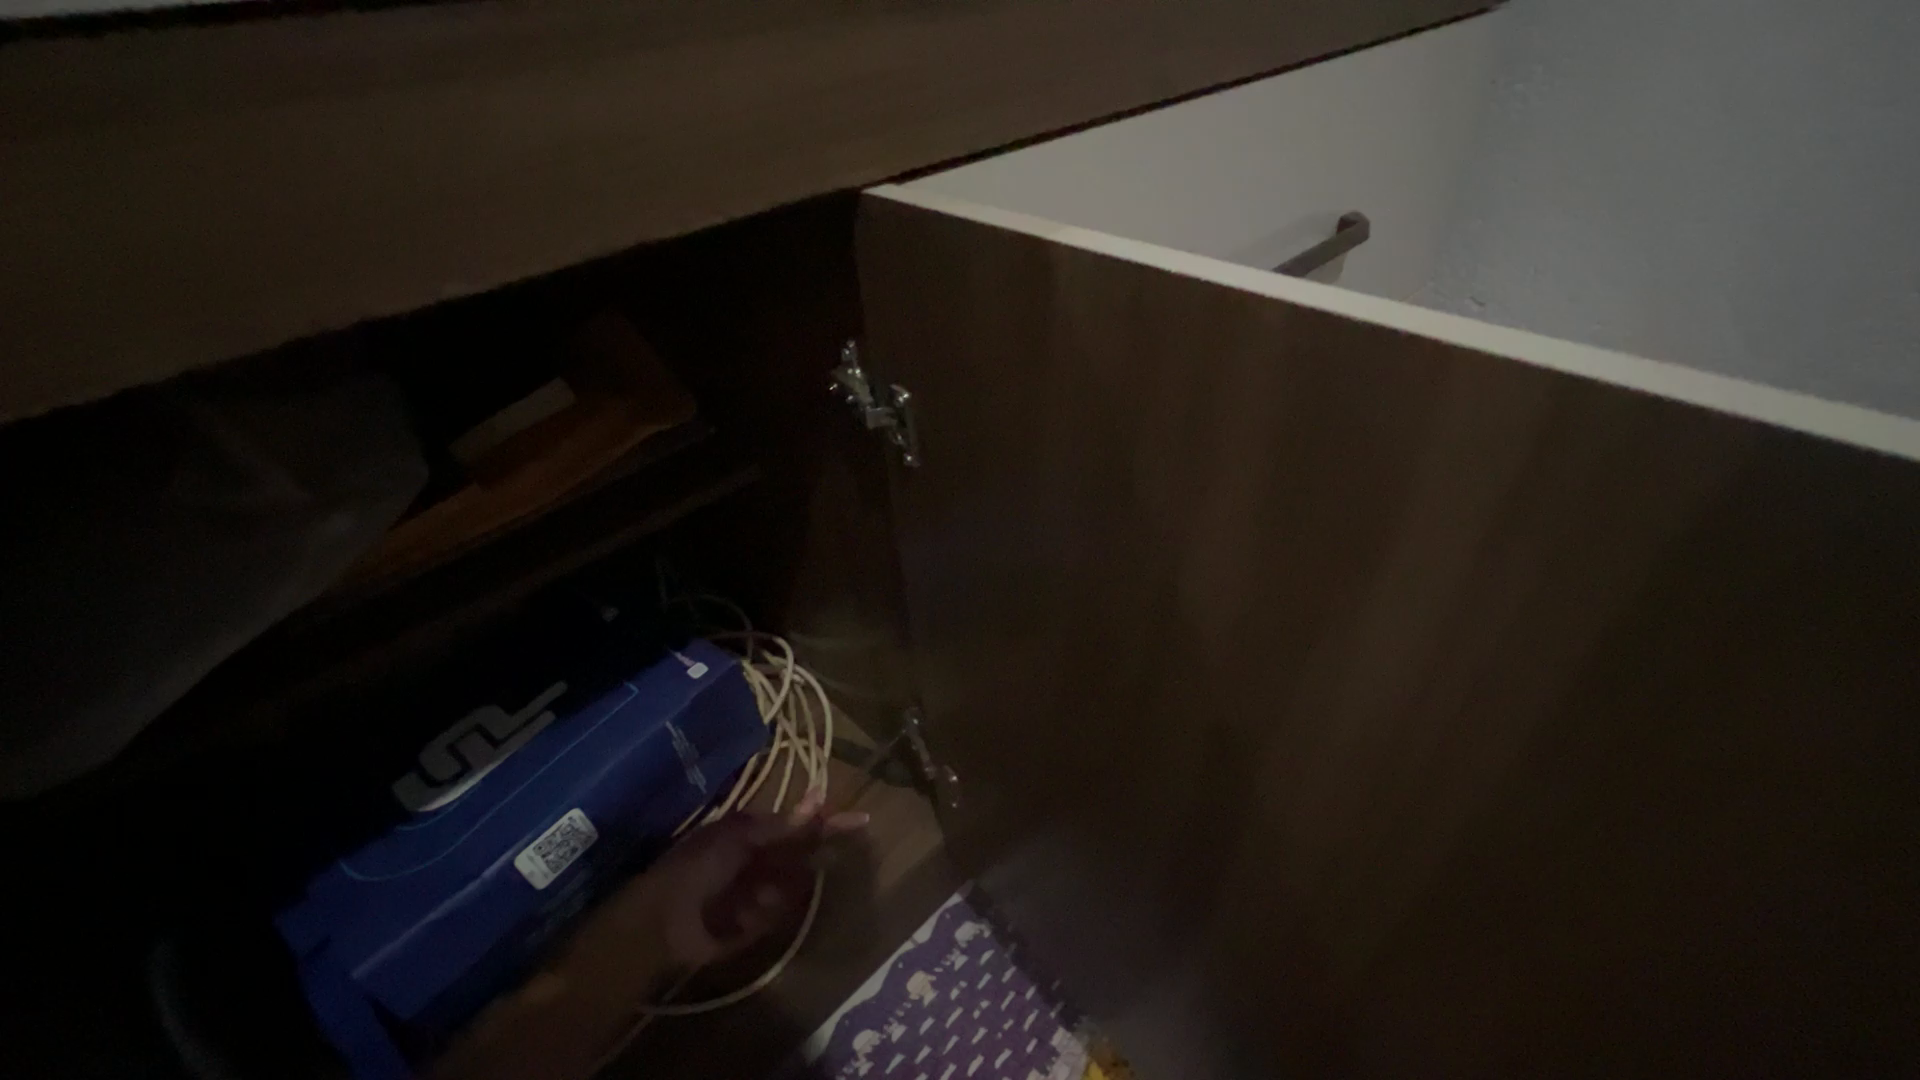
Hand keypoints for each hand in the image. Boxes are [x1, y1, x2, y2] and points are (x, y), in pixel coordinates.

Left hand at [650, 792, 868, 969]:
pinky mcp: (757, 925)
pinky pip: (778, 916)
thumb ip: (783, 824)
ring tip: (749, 900)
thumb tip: (818, 799)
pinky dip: (761, 916)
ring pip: (794, 886)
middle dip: (800, 863)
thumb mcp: (741, 836)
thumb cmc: (697, 867)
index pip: (801, 823)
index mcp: (754, 832)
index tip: (861, 820)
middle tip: (787, 871)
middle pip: (802, 856)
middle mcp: (762, 859)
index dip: (828, 822)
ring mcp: (760, 892)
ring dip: (775, 892)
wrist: (663, 922)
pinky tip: (739, 918)